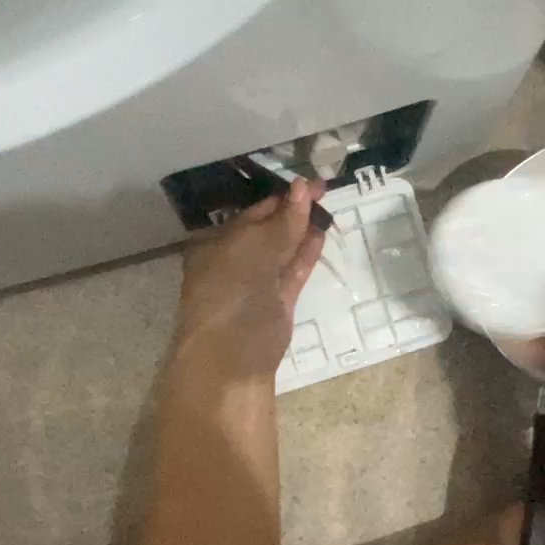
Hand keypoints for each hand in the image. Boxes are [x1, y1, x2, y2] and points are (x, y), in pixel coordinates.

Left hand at [173, 182, 326, 381]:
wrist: (230, 362)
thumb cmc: (232, 297)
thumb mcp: (254, 251)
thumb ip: (282, 221)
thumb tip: (302, 188)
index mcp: (216, 245)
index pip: (253, 213)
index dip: (282, 197)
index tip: (311, 182)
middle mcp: (234, 262)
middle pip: (267, 230)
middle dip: (294, 211)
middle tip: (325, 190)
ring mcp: (256, 285)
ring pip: (282, 251)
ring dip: (303, 230)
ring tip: (328, 208)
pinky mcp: (276, 306)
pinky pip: (292, 272)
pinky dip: (305, 255)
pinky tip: (321, 235)